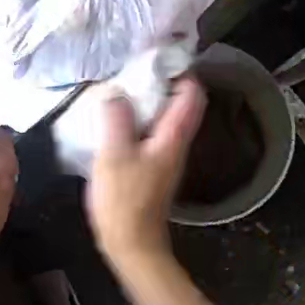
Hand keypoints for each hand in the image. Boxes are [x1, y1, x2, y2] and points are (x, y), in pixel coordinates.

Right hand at [86, 76, 205, 263]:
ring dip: (148, 102)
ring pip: (165, 119)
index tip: (156, 57)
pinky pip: (152, 135)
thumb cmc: (124, 202)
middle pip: (180, 104)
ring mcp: (167, 158)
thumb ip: (115, 121)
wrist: (133, 246)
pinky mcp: (154, 169)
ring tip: (121, 90)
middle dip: (161, 83)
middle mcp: (176, 145)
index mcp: (173, 137)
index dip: (180, 71)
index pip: (191, 94)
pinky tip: (116, 122)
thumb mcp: (113, 157)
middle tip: (133, 69)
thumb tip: (116, 92)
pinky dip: (139, 122)